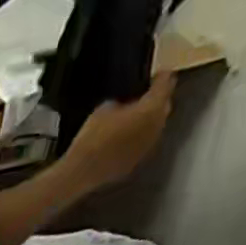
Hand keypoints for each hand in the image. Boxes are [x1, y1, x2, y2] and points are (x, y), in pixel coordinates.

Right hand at [62, 70, 176, 186]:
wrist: (81, 171)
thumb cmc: (91, 136)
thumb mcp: (105, 108)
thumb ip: (123, 103)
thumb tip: (127, 105)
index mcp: (149, 110)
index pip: (164, 87)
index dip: (163, 78)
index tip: (159, 73)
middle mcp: (154, 129)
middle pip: (164, 109)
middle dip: (159, 100)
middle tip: (149, 94)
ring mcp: (146, 148)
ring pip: (155, 128)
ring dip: (150, 120)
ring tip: (139, 115)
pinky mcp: (135, 162)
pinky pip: (143, 144)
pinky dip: (140, 137)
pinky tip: (128, 136)